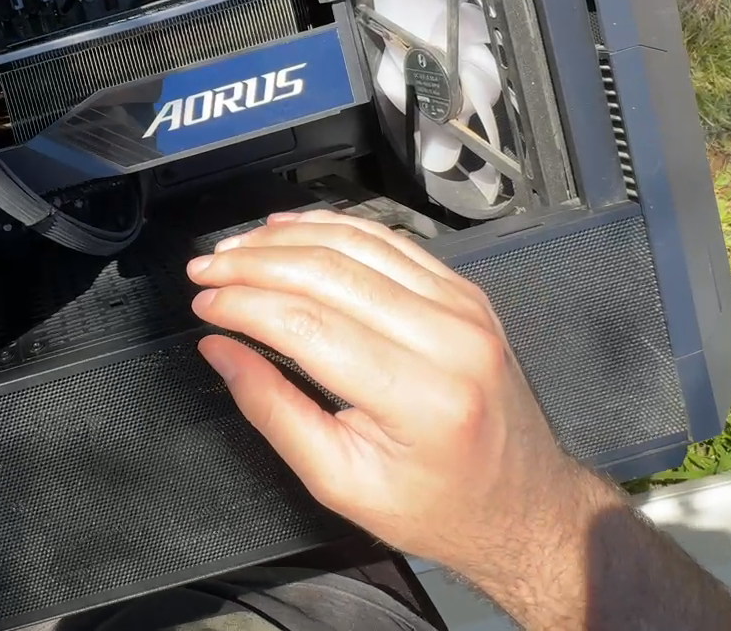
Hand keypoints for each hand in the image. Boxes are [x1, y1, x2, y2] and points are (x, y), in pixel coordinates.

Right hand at [187, 210, 619, 593]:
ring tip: (232, 250)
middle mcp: (449, 339)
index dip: (242, 306)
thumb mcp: (341, 482)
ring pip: (349, 242)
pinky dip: (324, 225)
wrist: (526, 506)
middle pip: (325, 271)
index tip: (203, 304)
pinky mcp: (460, 289)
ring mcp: (460, 306)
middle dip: (249, 264)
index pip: (307, 324)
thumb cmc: (439, 505)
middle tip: (204, 271)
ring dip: (279, 239)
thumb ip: (271, 410)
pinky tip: (285, 229)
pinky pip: (381, 237)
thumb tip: (219, 348)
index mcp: (423, 399)